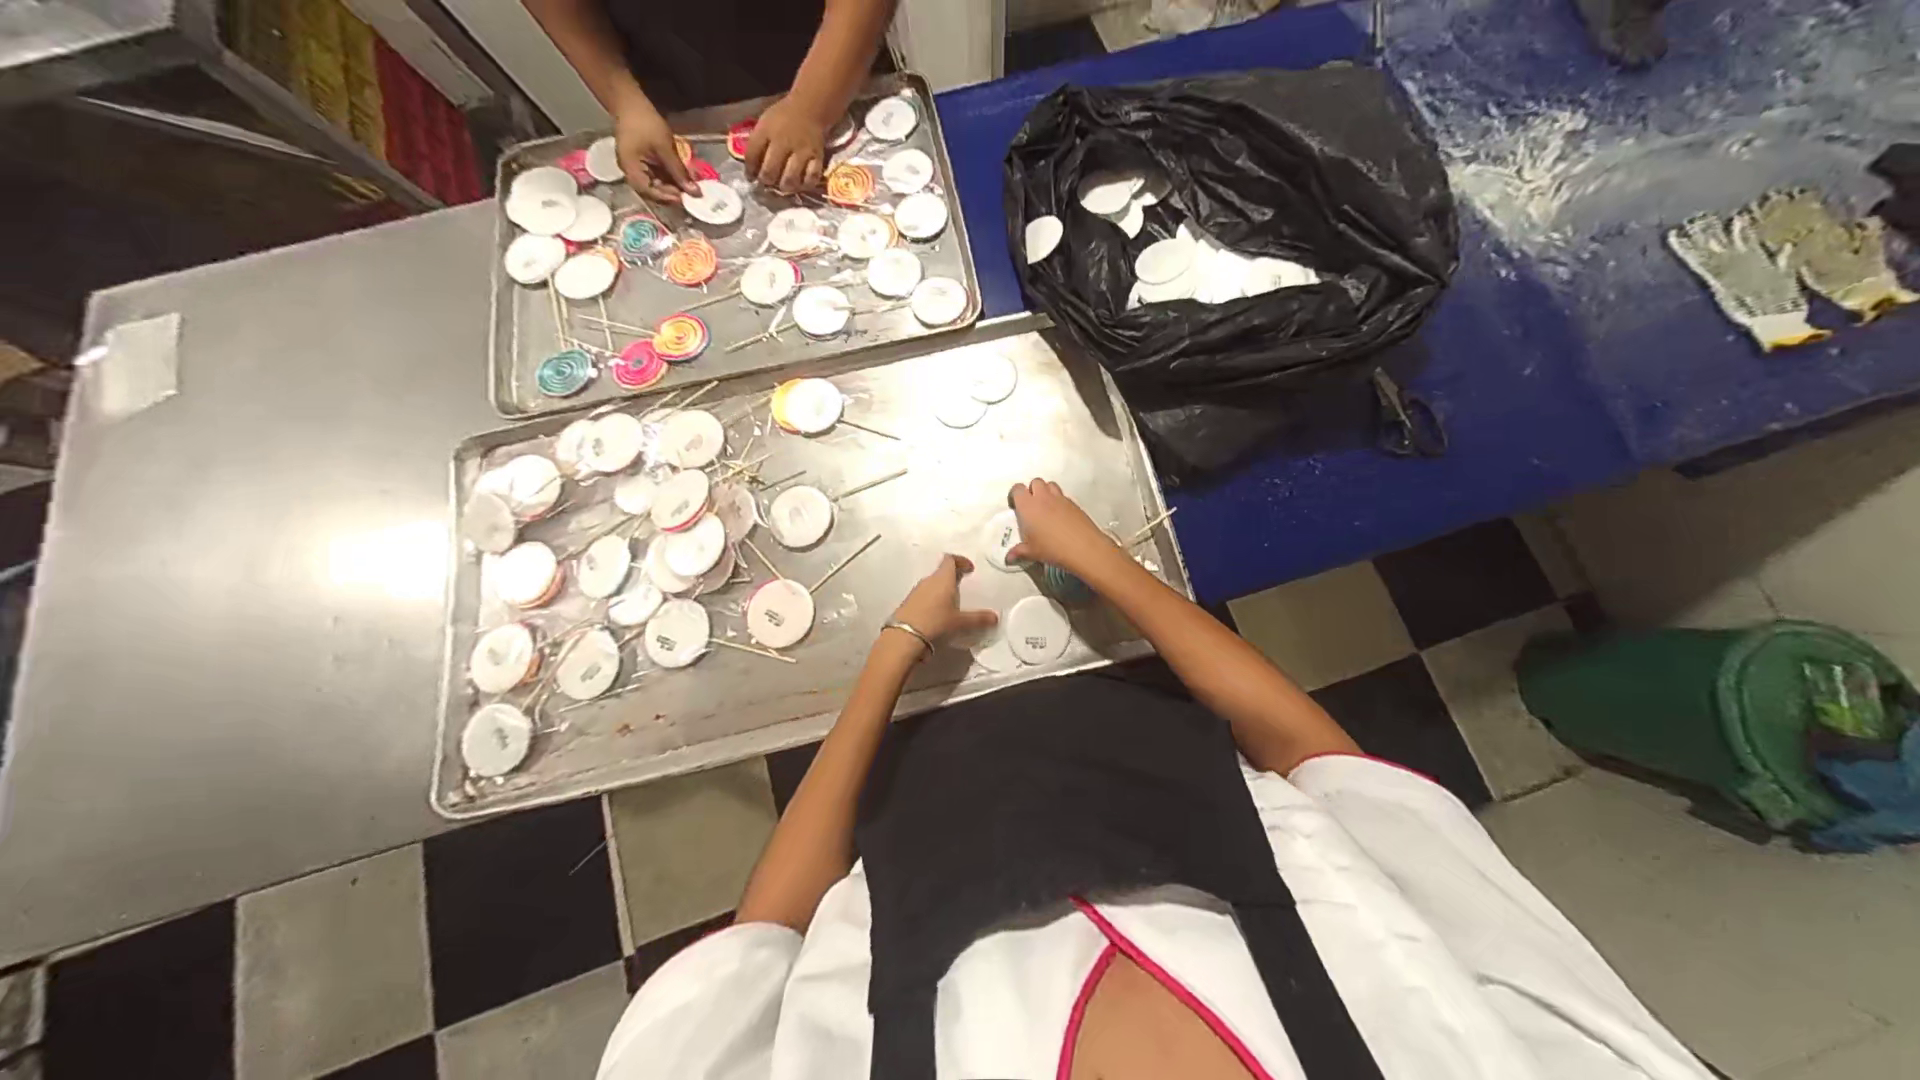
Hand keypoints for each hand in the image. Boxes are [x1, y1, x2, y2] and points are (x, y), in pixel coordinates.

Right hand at [613, 96, 697, 202]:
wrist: (629, 101)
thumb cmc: (644, 121)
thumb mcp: (665, 147)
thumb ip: (679, 171)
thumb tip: (695, 193)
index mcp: (630, 168)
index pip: (648, 191)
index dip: (666, 197)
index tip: (684, 198)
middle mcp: (631, 172)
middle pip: (652, 192)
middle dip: (671, 195)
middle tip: (690, 195)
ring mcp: (637, 168)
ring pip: (656, 186)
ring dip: (673, 188)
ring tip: (689, 188)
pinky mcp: (643, 164)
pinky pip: (657, 177)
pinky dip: (670, 180)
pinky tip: (683, 180)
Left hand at [745, 94, 830, 193]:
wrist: (809, 108)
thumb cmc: (783, 118)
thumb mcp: (765, 123)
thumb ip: (757, 143)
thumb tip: (751, 169)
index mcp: (766, 131)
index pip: (752, 155)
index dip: (749, 170)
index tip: (751, 177)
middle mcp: (783, 142)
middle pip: (770, 171)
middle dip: (766, 181)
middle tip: (768, 182)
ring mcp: (801, 151)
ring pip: (790, 179)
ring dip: (784, 187)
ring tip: (783, 186)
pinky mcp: (817, 158)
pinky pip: (811, 178)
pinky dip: (805, 185)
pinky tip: (800, 184)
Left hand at [889, 554, 996, 648]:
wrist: (904, 637)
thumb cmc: (936, 622)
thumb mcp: (960, 622)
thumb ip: (978, 619)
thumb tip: (995, 617)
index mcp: (942, 578)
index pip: (950, 560)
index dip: (961, 561)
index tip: (969, 569)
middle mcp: (928, 581)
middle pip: (941, 572)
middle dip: (952, 577)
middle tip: (963, 587)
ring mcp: (915, 591)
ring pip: (931, 585)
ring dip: (941, 589)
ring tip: (951, 603)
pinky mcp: (907, 604)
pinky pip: (923, 596)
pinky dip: (932, 600)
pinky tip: (937, 614)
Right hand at [1007, 478, 1122, 576]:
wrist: (1084, 548)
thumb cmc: (1052, 548)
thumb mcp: (1032, 552)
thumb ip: (1018, 552)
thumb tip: (1008, 558)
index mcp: (1028, 506)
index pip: (1017, 489)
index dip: (1014, 495)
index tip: (1015, 506)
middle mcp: (1043, 497)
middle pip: (1035, 482)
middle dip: (1032, 490)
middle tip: (1031, 507)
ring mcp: (1060, 498)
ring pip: (1051, 485)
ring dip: (1046, 492)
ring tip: (1046, 508)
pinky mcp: (1074, 503)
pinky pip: (1063, 496)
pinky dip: (1059, 501)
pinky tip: (1060, 517)